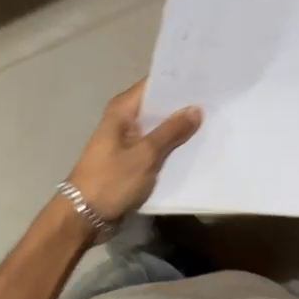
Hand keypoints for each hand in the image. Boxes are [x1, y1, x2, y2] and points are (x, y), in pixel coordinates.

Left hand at [65, 80, 201, 222]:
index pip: (154, 84)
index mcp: (122, 109)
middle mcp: (125, 119)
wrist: (82, 219)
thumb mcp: (145, 155)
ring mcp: (128, 141)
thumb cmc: (110, 180)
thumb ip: (171, 131)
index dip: (178, 81)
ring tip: (212, 121)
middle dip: (183, 105)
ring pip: (159, 128)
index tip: (205, 79)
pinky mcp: (131, 160)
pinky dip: (171, 147)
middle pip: (158, 106)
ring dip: (179, 128)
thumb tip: (196, 109)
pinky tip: (195, 147)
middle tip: (215, 102)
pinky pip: (156, 147)